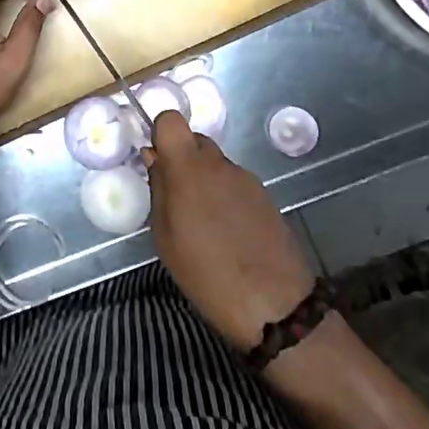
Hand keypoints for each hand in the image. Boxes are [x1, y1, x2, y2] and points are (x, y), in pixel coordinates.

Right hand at [145, 111, 316, 351]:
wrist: (274, 307)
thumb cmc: (205, 273)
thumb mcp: (165, 235)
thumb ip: (159, 189)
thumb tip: (154, 158)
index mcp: (189, 168)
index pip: (172, 120)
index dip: (161, 133)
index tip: (157, 161)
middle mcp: (220, 164)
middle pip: (195, 141)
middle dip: (182, 160)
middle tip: (176, 197)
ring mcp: (247, 180)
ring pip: (216, 164)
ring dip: (205, 180)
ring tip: (203, 222)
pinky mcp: (267, 197)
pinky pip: (235, 184)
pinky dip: (225, 197)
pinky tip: (226, 232)